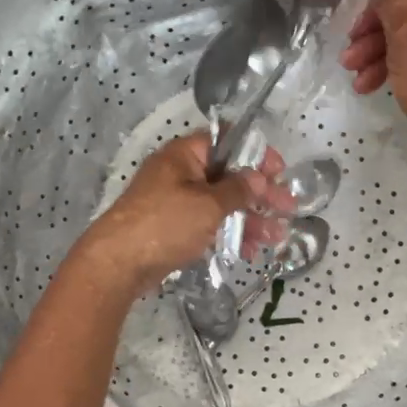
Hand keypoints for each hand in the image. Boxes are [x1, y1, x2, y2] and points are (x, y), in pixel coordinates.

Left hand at [74, 133, 286, 296]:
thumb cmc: (164, 224)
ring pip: (220, 204)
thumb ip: (237, 190)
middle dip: (259, 194)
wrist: (118, 263)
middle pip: (228, 176)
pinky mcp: (173, 228)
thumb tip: (258, 177)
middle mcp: (180, 173)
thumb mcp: (207, 205)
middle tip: (287, 209)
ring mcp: (175, 202)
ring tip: (276, 237)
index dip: (256, 155)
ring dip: (249, 219)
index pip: (227, 142)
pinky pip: (207, 225)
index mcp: (185, 155)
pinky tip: (248, 250)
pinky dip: (227, 233)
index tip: (280, 173)